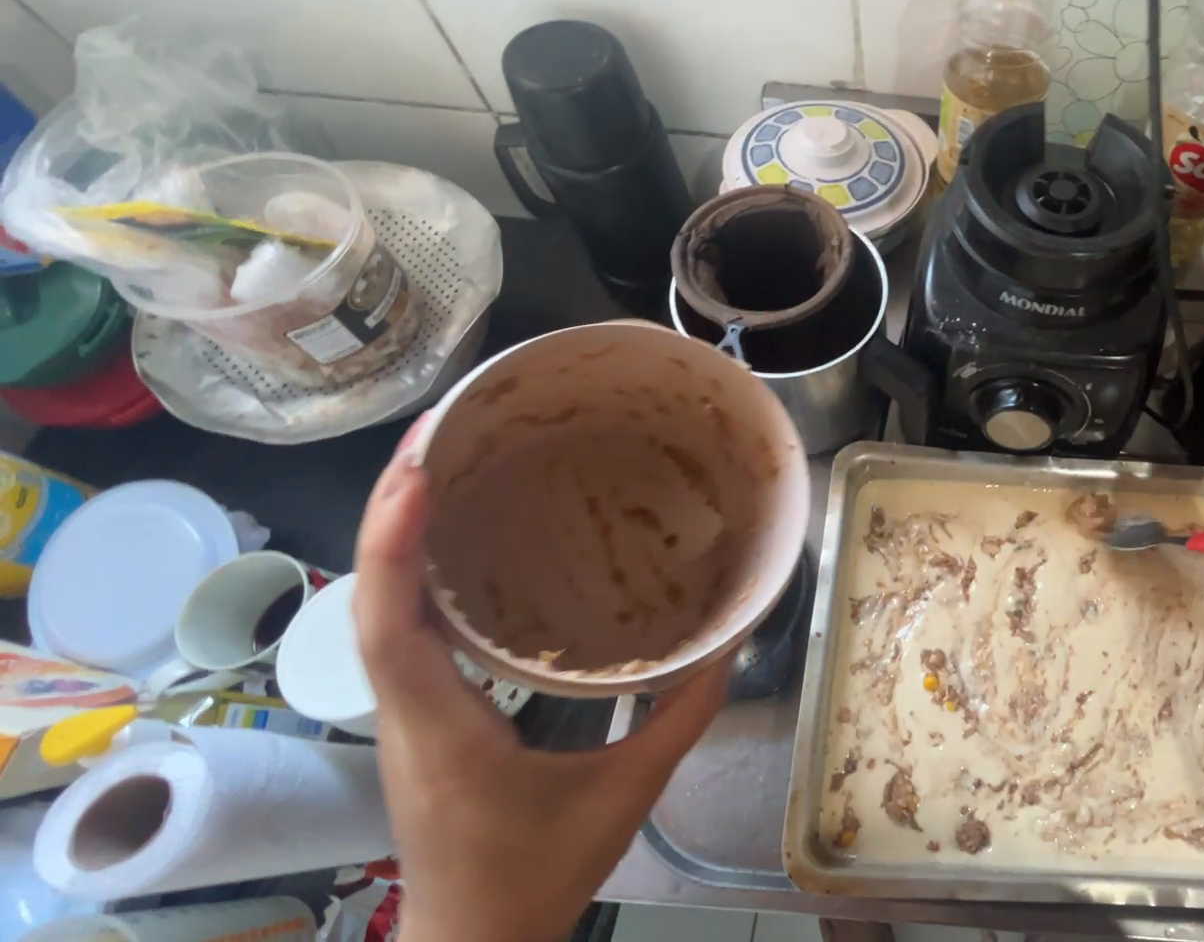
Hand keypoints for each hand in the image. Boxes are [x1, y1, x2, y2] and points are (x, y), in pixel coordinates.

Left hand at [354, 421, 729, 941]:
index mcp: (440, 724)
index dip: (395, 544)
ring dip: (398, 533)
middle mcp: (406, 707)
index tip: (418, 471)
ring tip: (439, 463)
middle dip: (390, 508)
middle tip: (435, 432)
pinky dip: (416, 570)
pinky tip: (456, 541)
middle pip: (373, 596)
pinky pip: (406, 627)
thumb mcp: (626, 793)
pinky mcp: (421, 714)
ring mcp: (406, 711)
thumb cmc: (537, 873)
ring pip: (381, 608)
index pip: (392, 624)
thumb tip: (728, 646)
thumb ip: (680, 717)